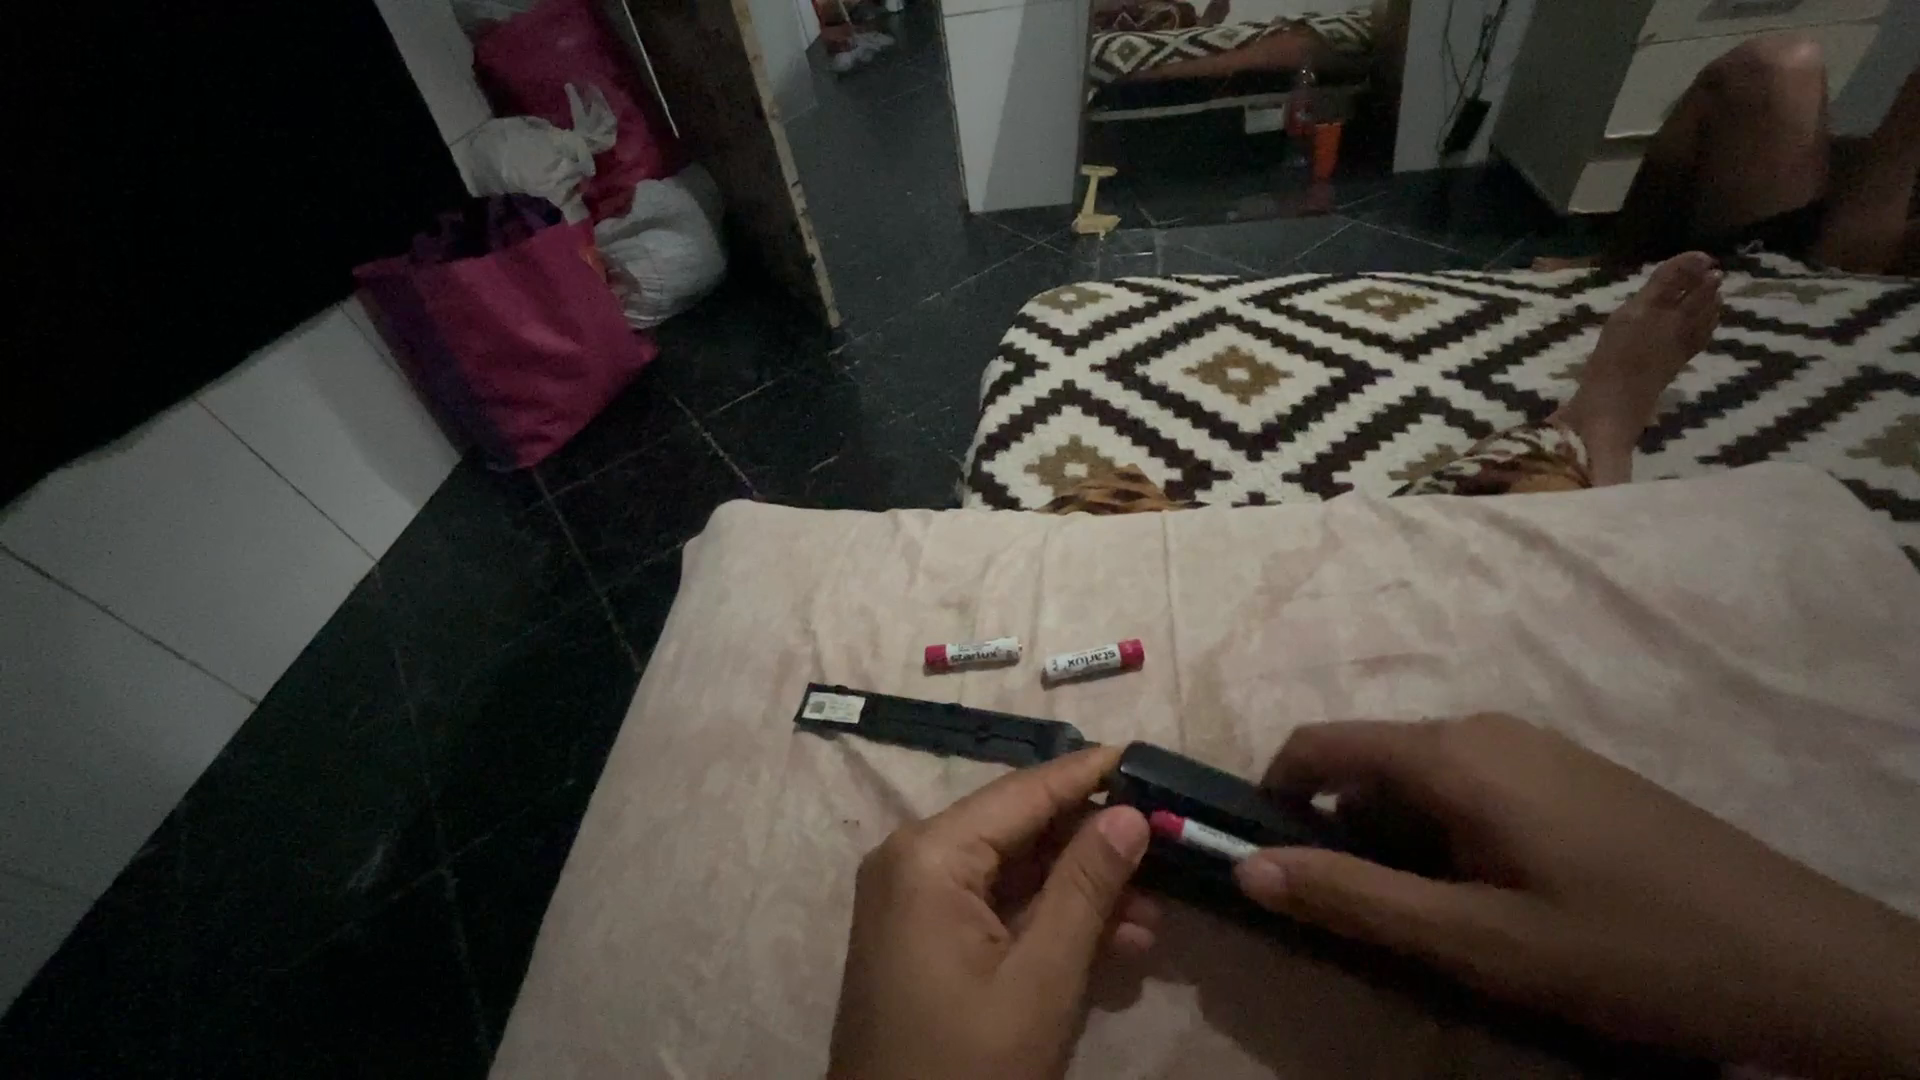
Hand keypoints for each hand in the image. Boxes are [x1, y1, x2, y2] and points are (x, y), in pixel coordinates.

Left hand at [828, 747, 1157, 1079]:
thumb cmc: (967, 1068)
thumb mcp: (1040, 981)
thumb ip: (1085, 889)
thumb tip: (1128, 813)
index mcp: (929, 854)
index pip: (1022, 792)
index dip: (1085, 773)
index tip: (1140, 754)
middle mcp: (913, 858)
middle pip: (1018, 828)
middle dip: (1091, 843)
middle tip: (1161, 843)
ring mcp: (915, 897)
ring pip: (1013, 870)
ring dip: (1079, 889)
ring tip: (1154, 908)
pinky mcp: (924, 933)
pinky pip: (995, 906)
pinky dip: (1048, 918)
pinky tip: (1115, 939)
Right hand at [1233, 714, 1919, 1077]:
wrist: (1821, 969)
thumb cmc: (1628, 950)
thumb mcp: (1477, 942)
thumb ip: (1352, 899)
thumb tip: (1247, 870)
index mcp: (1449, 754)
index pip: (1319, 744)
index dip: (1279, 791)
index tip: (1274, 852)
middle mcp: (1480, 728)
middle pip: (1369, 761)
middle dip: (1347, 827)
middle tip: (1373, 908)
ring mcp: (1529, 743)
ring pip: (1419, 774)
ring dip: (1399, 833)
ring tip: (1443, 911)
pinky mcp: (1565, 768)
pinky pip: (1468, 781)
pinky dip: (1447, 827)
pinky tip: (1499, 889)